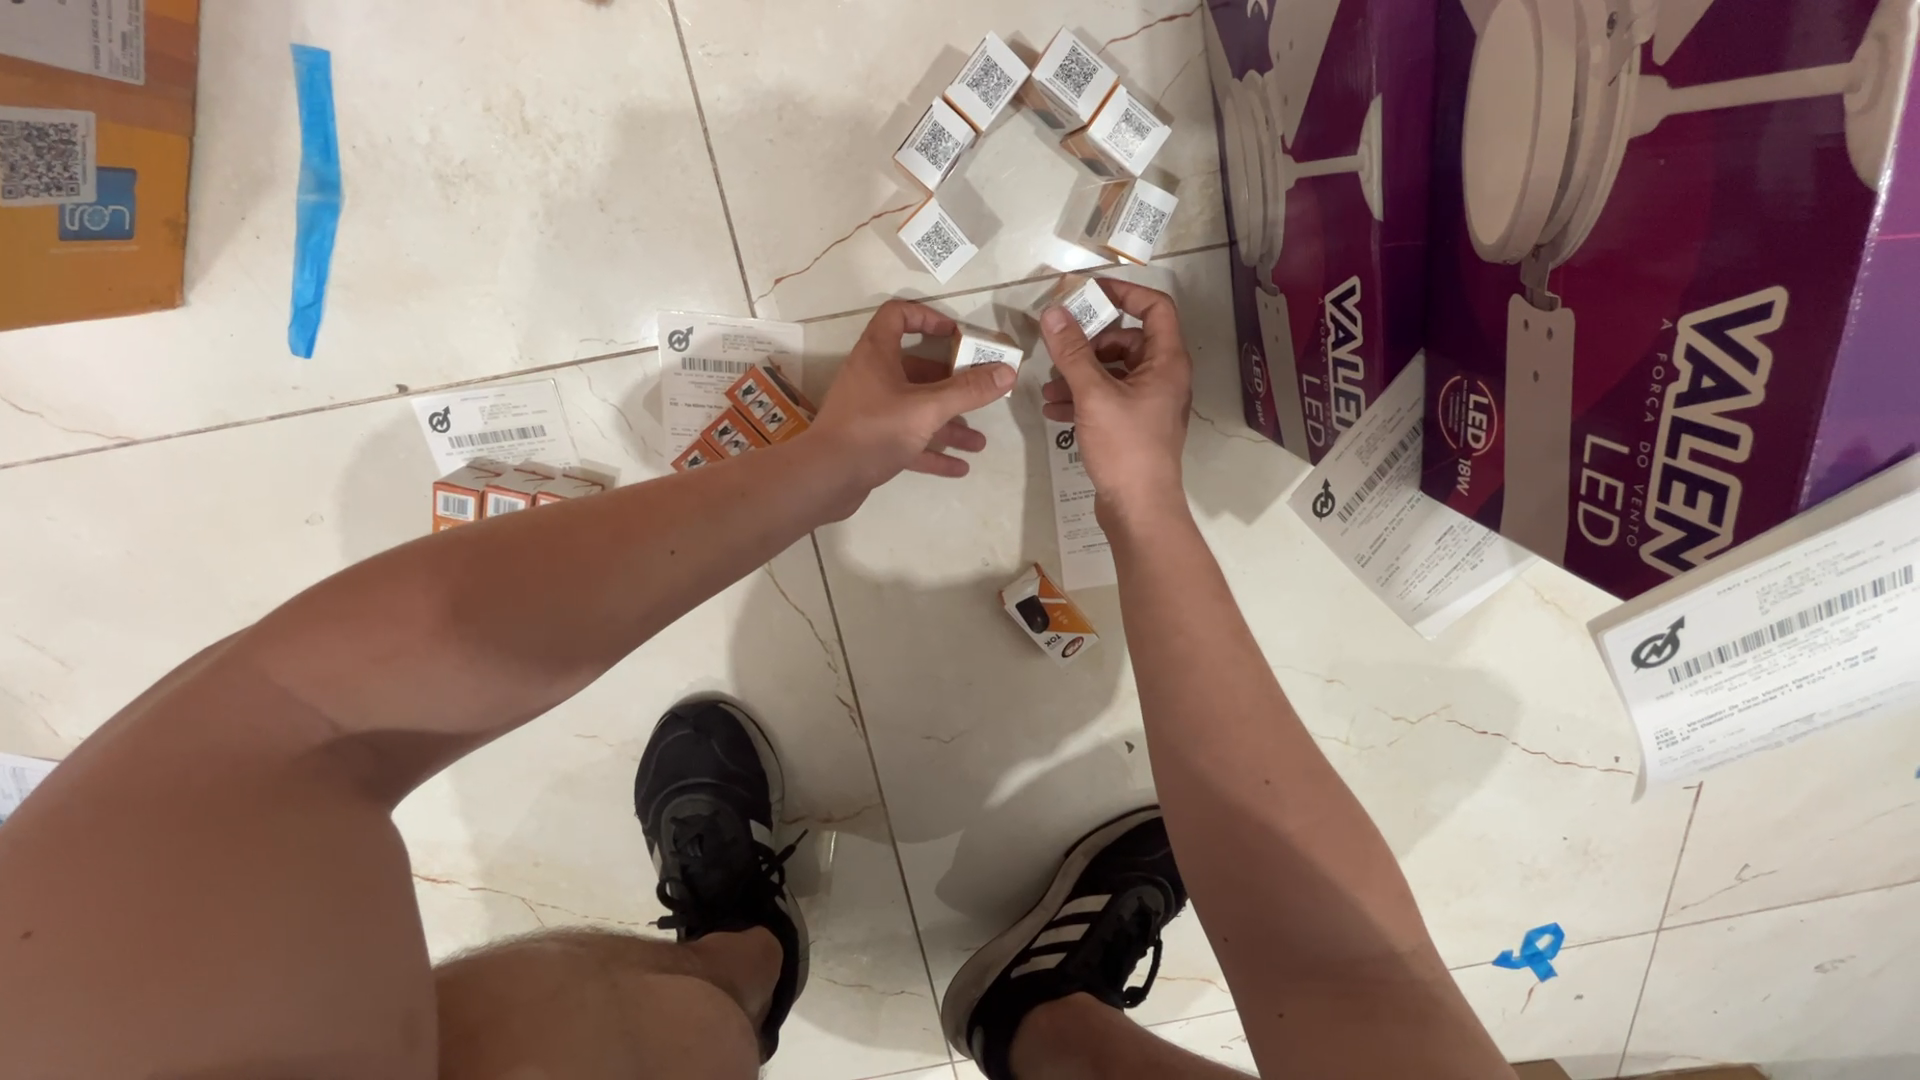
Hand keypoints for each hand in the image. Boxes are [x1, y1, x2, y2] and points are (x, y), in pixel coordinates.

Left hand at [809, 300, 1016, 494]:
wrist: (826, 479)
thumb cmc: (874, 430)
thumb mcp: (927, 408)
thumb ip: (968, 391)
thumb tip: (1006, 372)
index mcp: (877, 355)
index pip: (898, 316)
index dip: (928, 318)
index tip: (956, 335)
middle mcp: (872, 378)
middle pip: (917, 369)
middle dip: (952, 384)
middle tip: (980, 393)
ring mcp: (870, 412)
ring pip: (916, 410)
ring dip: (947, 424)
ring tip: (979, 442)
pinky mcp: (871, 443)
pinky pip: (908, 441)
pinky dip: (932, 451)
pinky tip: (959, 467)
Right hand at [1039, 279, 1192, 525]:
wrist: (1139, 508)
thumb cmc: (1126, 447)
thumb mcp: (1093, 395)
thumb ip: (1072, 352)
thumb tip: (1054, 312)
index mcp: (1166, 362)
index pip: (1154, 308)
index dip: (1124, 293)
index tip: (1089, 291)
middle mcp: (1162, 378)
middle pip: (1127, 341)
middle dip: (1089, 345)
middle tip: (1060, 349)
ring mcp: (1149, 404)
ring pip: (1112, 373)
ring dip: (1079, 375)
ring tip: (1048, 390)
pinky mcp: (1133, 427)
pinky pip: (1107, 400)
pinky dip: (1082, 400)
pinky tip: (1054, 411)